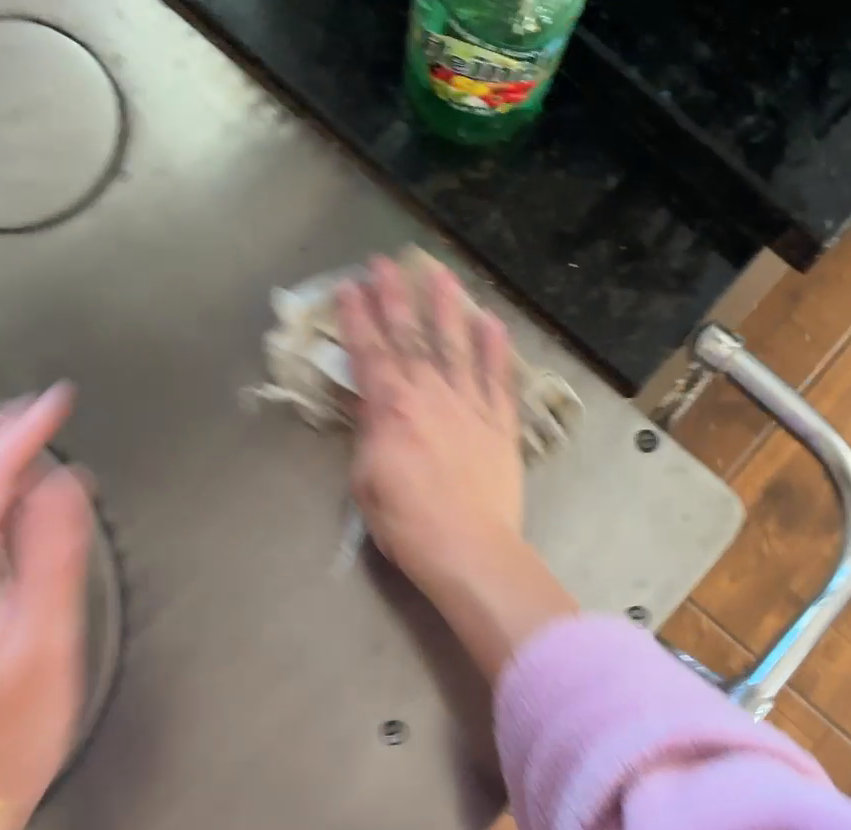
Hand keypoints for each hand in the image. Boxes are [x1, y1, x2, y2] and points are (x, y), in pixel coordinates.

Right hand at [337, 255, 524, 599]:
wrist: (467, 547)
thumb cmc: (406, 523)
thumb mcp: (365, 480)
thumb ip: (369, 435)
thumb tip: (373, 409)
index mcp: (391, 408)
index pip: (370, 351)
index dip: (358, 316)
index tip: (350, 286)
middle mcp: (431, 395)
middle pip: (411, 336)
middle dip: (396, 296)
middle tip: (386, 262)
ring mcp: (470, 406)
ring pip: (457, 346)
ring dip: (447, 308)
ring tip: (441, 275)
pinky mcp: (500, 425)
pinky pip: (499, 379)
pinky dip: (496, 350)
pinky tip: (492, 323)